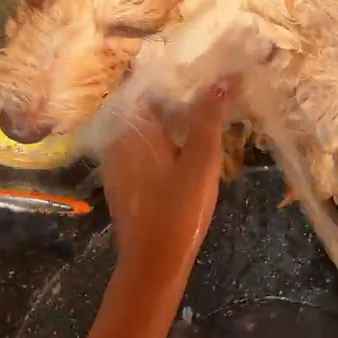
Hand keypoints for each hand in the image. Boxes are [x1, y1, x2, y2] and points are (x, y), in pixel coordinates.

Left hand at [98, 79, 231, 276]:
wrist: (152, 262)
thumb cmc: (179, 207)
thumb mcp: (201, 159)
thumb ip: (208, 117)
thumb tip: (221, 80)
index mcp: (134, 127)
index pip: (149, 86)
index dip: (174, 79)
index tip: (200, 75)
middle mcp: (117, 139)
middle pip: (146, 109)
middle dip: (174, 103)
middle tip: (207, 101)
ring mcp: (115, 163)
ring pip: (143, 132)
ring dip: (167, 127)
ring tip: (198, 126)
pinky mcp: (120, 183)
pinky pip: (139, 153)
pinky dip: (159, 149)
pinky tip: (180, 158)